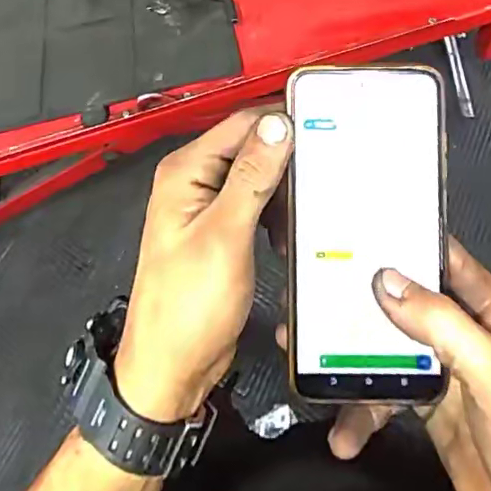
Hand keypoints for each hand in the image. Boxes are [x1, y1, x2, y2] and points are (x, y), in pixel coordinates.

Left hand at [114, 109, 293, 421]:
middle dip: (284, 164)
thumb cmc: (183, 309)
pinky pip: (254, 203)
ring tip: (295, 218)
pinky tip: (283, 236)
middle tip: (315, 180)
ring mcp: (206, 204)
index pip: (242, 124)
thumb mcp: (225, 235)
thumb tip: (275, 127)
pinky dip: (274, 215)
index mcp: (185, 171)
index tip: (319, 127)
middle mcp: (193, 180)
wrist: (171, 367)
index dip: (281, 123)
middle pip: (251, 147)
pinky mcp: (220, 227)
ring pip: (257, 176)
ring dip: (281, 194)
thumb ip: (251, 177)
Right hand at [331, 238, 490, 490]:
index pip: (448, 261)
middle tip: (326, 295)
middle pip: (408, 306)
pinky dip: (363, 411)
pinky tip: (350, 425)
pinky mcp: (437, 420)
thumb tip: (392, 282)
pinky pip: (389, 400)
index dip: (411, 241)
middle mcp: (470, 343)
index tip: (368, 230)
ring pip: (391, 353)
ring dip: (355, 359)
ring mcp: (452, 382)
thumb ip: (444, 325)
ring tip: (322, 361)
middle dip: (367, 301)